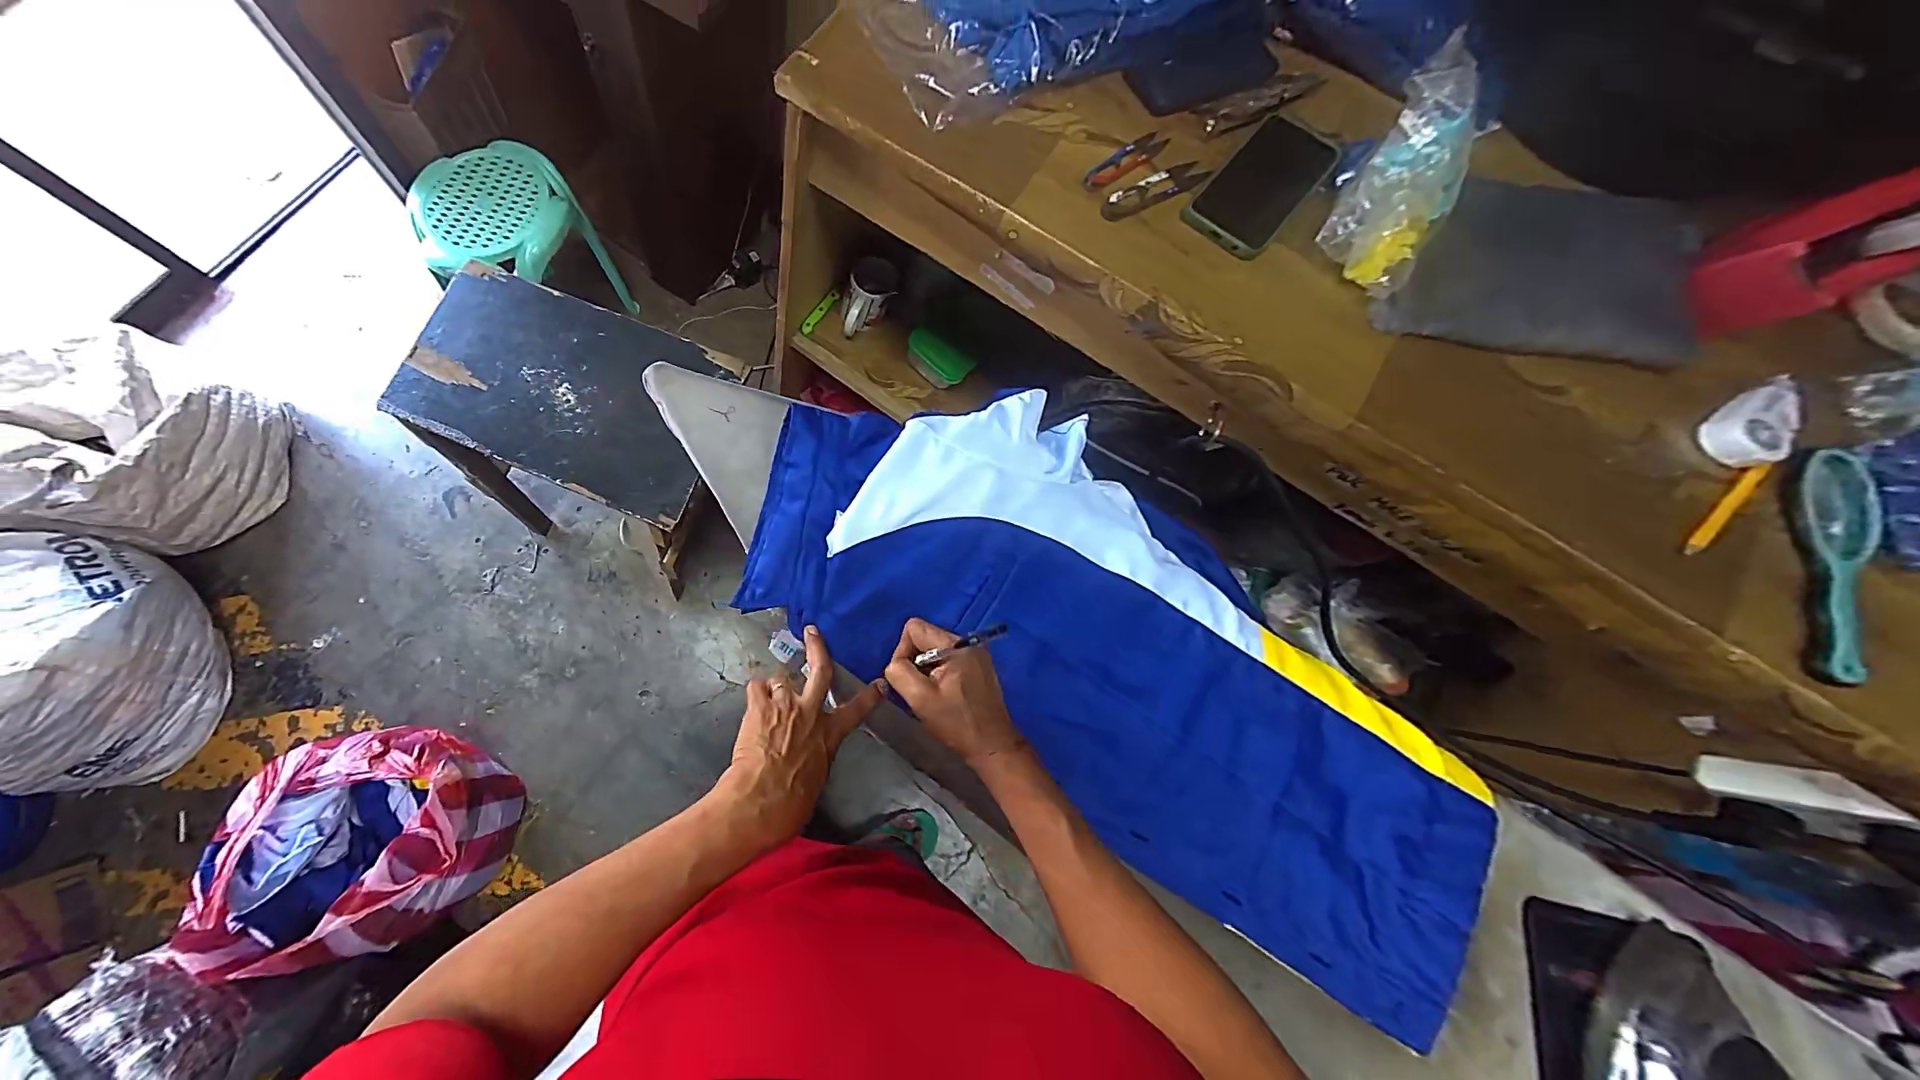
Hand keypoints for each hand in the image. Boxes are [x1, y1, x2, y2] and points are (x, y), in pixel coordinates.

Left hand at [714, 625, 882, 850]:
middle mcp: (810, 712)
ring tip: (769, 696)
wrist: (760, 801)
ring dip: (777, 686)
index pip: (856, 709)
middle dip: (818, 647)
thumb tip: (809, 759)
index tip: (879, 684)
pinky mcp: (759, 707)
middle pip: (819, 669)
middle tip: (813, 632)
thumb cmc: (791, 803)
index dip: (870, 696)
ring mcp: (785, 705)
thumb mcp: (817, 778)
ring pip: (781, 679)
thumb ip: (816, 758)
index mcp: (830, 733)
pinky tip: (752, 702)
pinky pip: (757, 687)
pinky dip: (756, 693)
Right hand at [884, 618, 1026, 768]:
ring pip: (936, 651)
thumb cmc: (956, 722)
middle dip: (916, 662)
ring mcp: (976, 655)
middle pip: (926, 638)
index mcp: (956, 644)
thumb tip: (896, 662)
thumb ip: (899, 672)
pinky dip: (940, 675)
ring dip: (927, 671)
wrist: (992, 744)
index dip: (903, 651)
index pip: (915, 628)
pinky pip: (949, 661)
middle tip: (922, 690)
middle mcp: (968, 643)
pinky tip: (945, 696)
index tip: (909, 678)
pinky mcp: (979, 668)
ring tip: (934, 695)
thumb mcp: (920, 698)